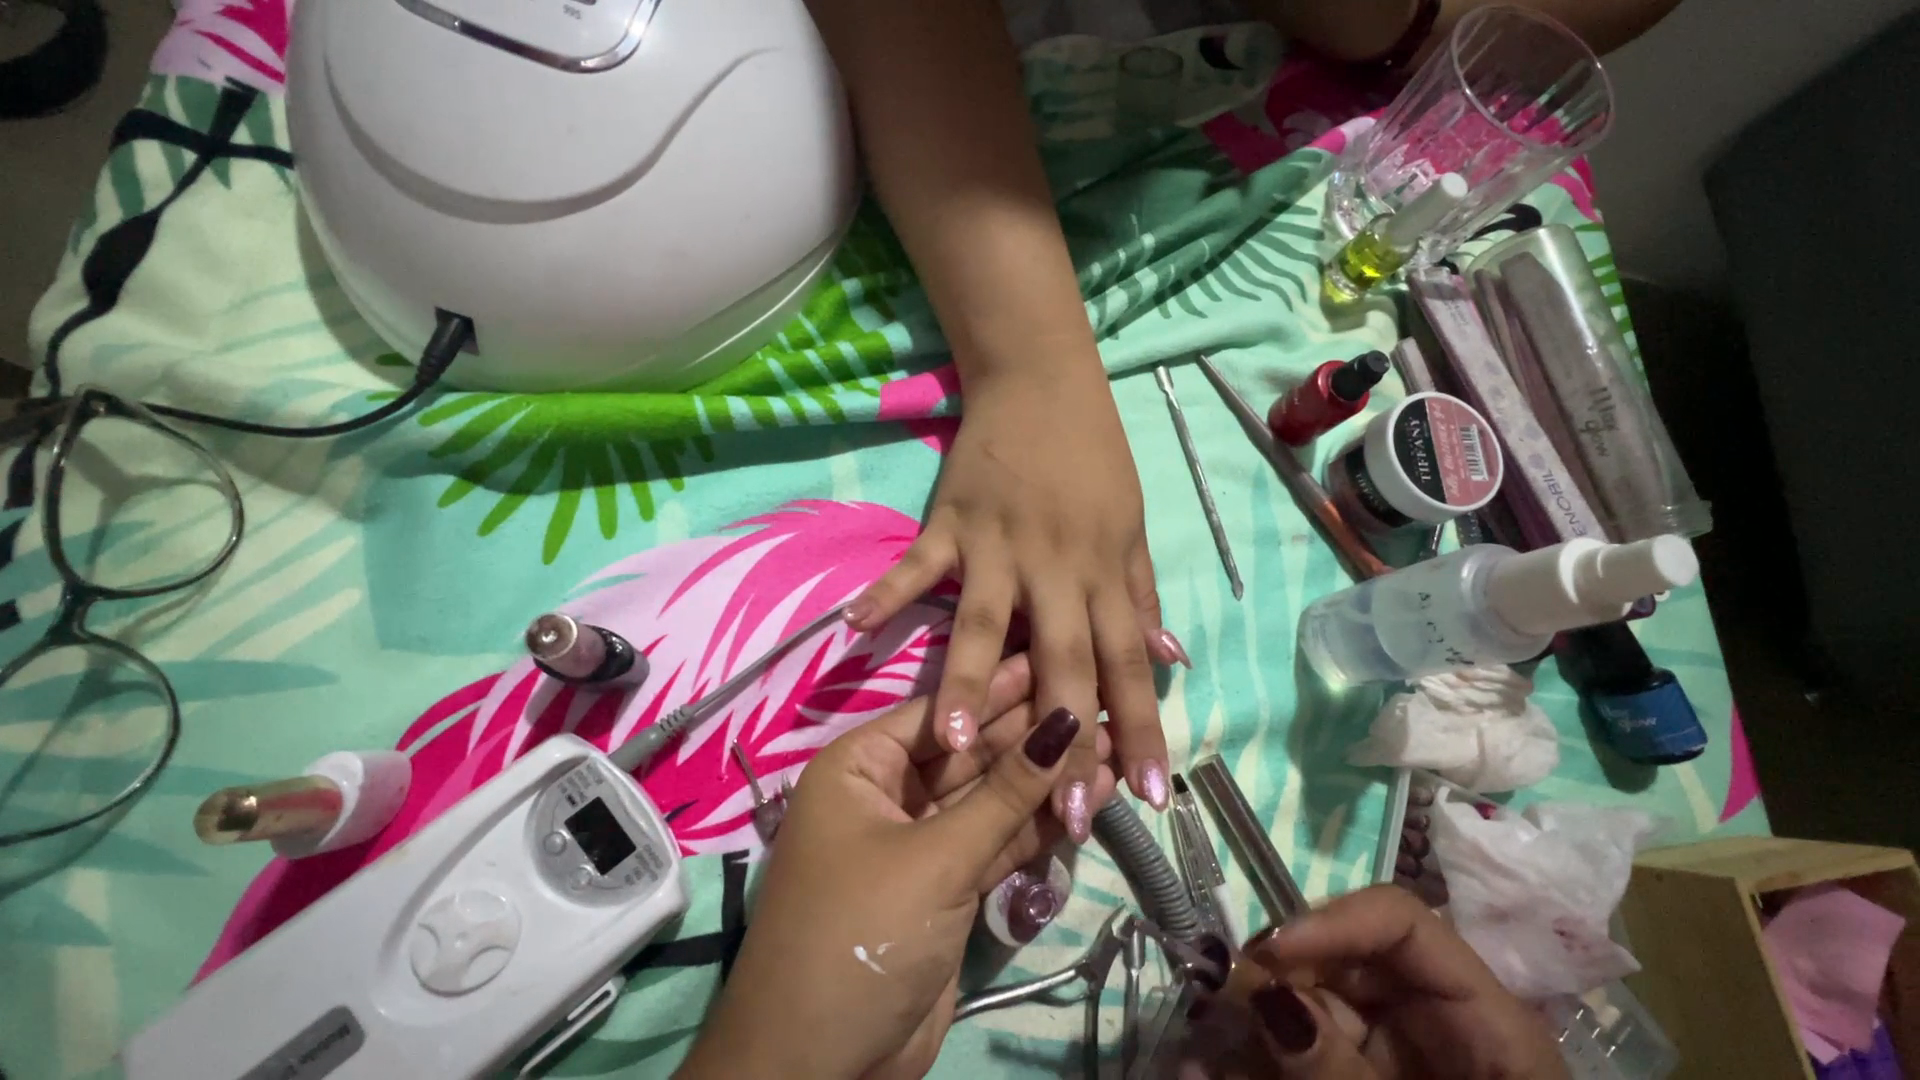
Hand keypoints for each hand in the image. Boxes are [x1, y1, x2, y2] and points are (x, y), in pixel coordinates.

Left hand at [677, 655, 1117, 1079]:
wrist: (822, 1064)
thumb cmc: (861, 932)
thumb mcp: (934, 856)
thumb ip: (1006, 794)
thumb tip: (1066, 722)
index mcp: (860, 767)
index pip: (940, 712)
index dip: (999, 686)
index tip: (1055, 655)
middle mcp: (887, 794)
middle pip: (969, 752)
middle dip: (1030, 734)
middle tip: (1096, 700)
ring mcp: (919, 842)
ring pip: (989, 799)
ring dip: (1043, 781)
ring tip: (1109, 746)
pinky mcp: (947, 886)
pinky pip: (996, 842)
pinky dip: (1036, 827)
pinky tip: (1087, 799)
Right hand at [847, 363, 1185, 845]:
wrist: (1043, 380)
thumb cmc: (1094, 459)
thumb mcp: (1134, 524)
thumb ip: (1143, 592)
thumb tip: (1167, 657)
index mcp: (1105, 572)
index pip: (1130, 663)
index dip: (1144, 728)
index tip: (1153, 796)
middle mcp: (1056, 569)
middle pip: (1063, 662)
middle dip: (1064, 741)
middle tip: (1061, 817)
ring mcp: (998, 545)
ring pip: (984, 623)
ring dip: (966, 684)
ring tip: (950, 748)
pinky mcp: (949, 521)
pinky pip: (917, 563)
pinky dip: (887, 592)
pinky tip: (855, 630)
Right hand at [1194, 886, 1568, 1077]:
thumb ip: (1344, 1074)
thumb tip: (1266, 998)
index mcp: (1478, 1018)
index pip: (1400, 923)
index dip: (1331, 921)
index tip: (1267, 952)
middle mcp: (1424, 1022)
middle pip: (1335, 963)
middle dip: (1268, 980)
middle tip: (1208, 1002)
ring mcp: (1382, 1057)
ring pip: (1300, 1013)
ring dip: (1243, 1030)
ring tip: (1194, 1058)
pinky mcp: (1345, 1079)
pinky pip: (1292, 1059)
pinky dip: (1248, 1065)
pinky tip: (1204, 1073)